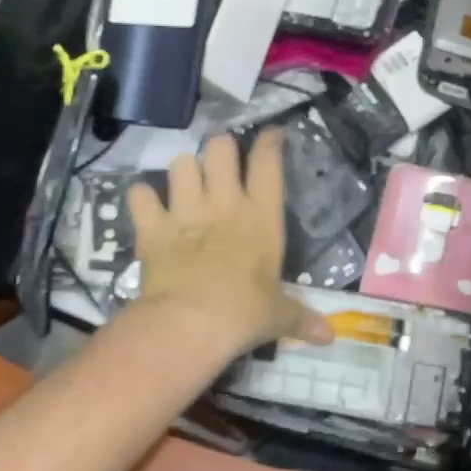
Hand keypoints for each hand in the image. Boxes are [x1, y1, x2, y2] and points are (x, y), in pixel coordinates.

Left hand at [128, 130, 332, 356]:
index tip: (272, 134)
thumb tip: (330, 336)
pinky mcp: (152, 227)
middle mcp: (224, 203)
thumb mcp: (278, 316)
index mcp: (261, 217)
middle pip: (220, 149)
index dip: (270, 142)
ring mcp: (185, 211)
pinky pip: (141, 195)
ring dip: (184, 169)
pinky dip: (142, 197)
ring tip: (186, 181)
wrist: (190, 324)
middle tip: (221, 160)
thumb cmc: (244, 314)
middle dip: (221, 149)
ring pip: (181, 163)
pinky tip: (147, 205)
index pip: (268, 163)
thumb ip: (301, 318)